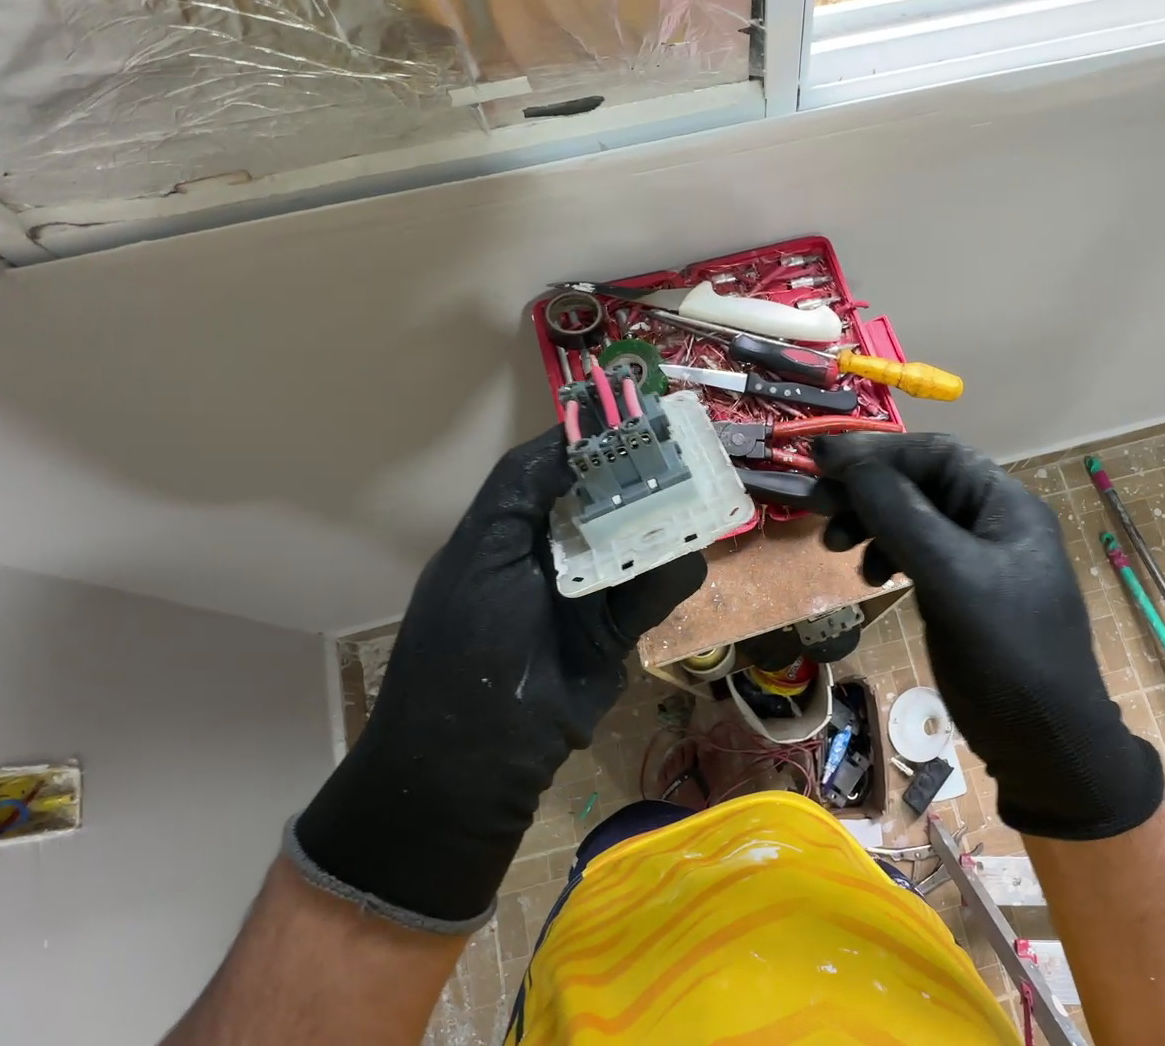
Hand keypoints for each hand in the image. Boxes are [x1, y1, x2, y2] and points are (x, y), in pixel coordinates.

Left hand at [289, 426, 705, 929]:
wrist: (477, 753)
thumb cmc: (467, 639)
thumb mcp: (482, 552)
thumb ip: (524, 489)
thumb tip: (569, 433)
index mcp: (512, 530)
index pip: (557, 471)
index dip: (593, 442)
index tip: (634, 412)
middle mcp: (551, 555)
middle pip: (605, 503)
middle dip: (640, 477)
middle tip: (683, 450)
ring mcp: (587, 595)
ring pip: (637, 544)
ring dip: (663, 521)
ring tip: (697, 493)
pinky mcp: (618, 633)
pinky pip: (654, 592)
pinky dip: (672, 573)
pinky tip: (686, 554)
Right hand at [813, 432, 1163, 840]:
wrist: (1046, 742)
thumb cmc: (1006, 654)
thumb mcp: (952, 578)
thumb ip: (901, 516)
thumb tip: (847, 463)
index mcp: (1004, 504)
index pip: (933, 455)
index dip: (874, 451)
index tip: (819, 460)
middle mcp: (992, 522)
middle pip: (918, 484)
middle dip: (866, 490)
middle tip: (816, 506)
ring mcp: (977, 559)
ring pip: (912, 520)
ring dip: (870, 524)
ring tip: (835, 547)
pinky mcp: (961, 593)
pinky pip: (915, 555)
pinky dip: (886, 557)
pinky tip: (870, 576)